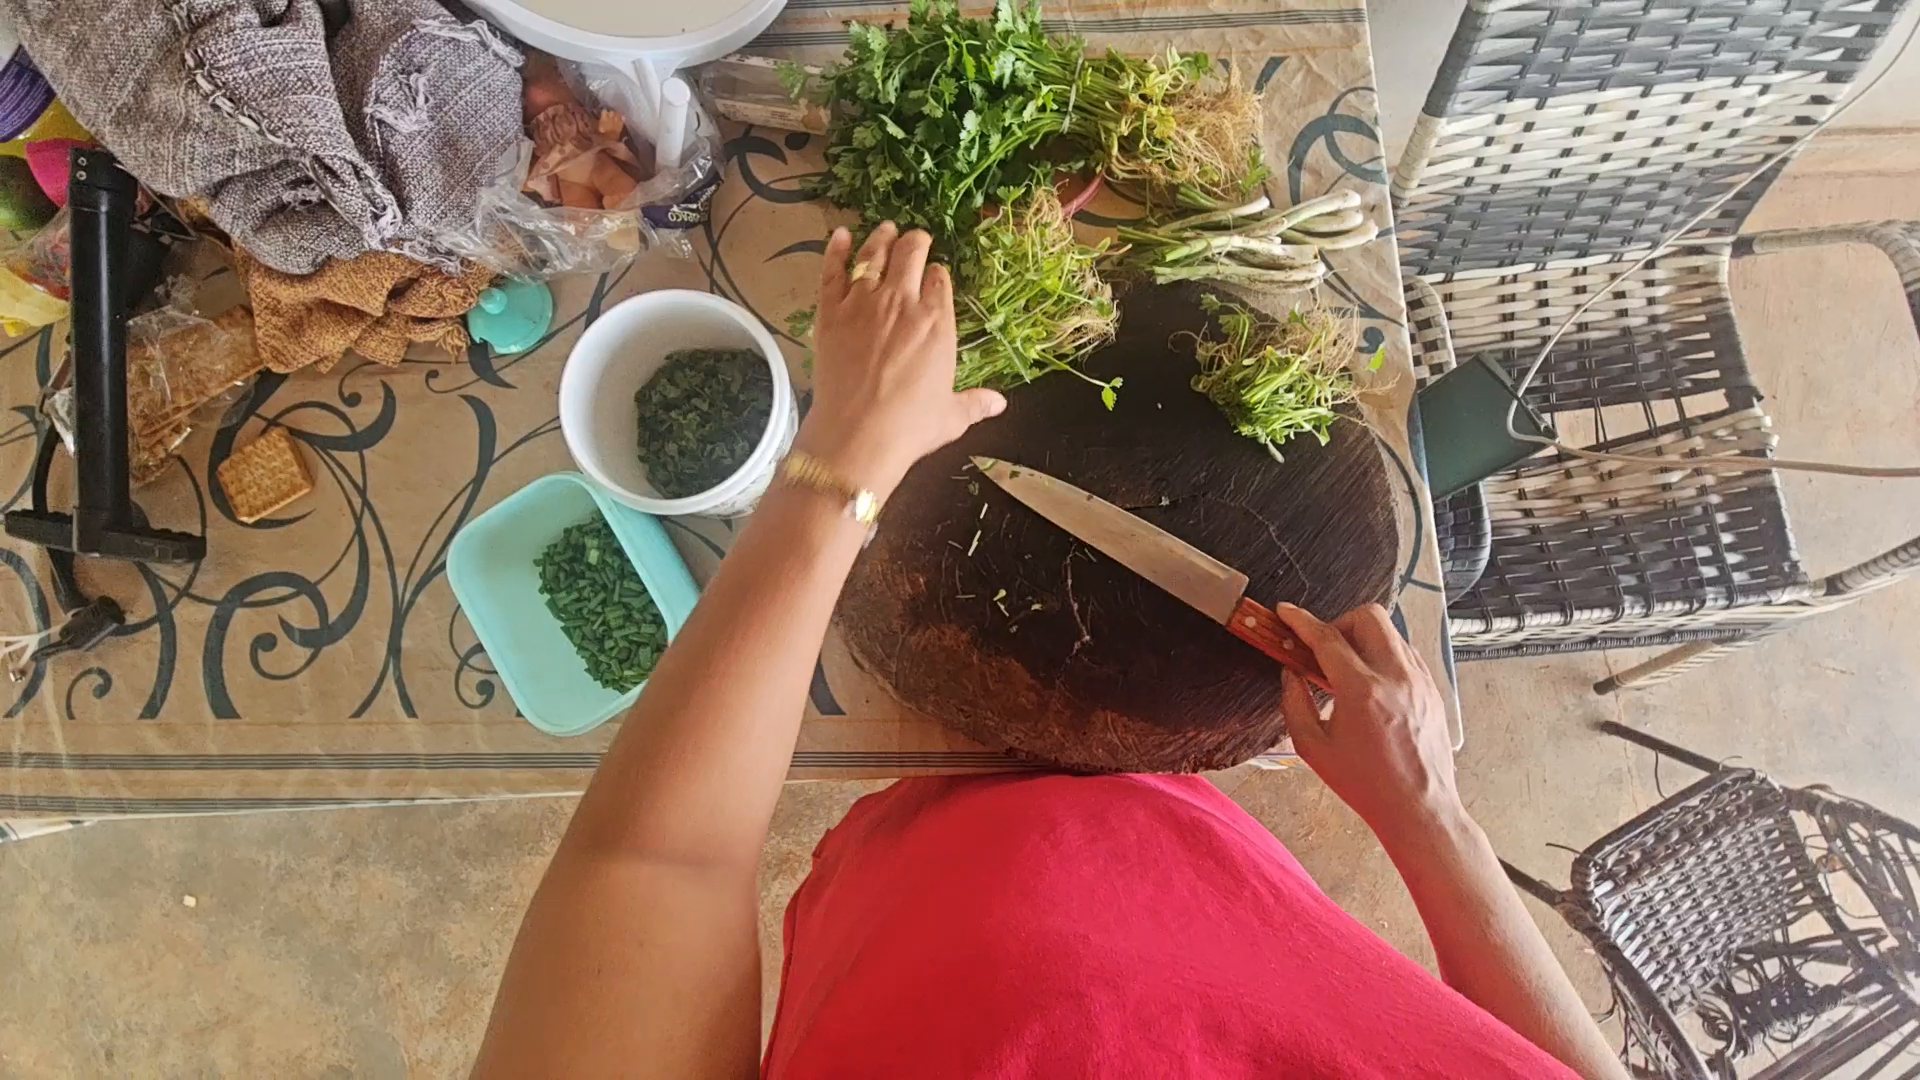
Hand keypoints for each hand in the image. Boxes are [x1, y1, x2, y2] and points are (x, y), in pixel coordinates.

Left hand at [795, 223, 1006, 497]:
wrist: (858, 435)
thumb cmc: (910, 427)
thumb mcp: (951, 417)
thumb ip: (975, 404)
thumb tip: (999, 403)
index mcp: (936, 322)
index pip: (939, 281)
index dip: (937, 275)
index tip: (936, 276)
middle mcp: (902, 302)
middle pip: (910, 255)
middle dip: (916, 243)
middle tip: (917, 239)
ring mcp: (863, 303)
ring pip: (873, 255)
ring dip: (882, 238)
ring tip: (886, 229)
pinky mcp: (831, 312)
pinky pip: (833, 271)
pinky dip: (837, 250)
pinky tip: (841, 236)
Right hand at [1273, 603, 1463, 843]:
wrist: (1419, 809)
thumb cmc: (1363, 782)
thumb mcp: (1311, 746)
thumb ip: (1294, 701)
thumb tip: (1289, 671)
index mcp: (1362, 691)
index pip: (1327, 638)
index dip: (1300, 620)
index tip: (1285, 612)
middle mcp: (1396, 678)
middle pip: (1369, 617)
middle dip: (1339, 622)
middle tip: (1323, 647)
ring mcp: (1420, 681)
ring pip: (1390, 631)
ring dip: (1362, 637)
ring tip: (1345, 668)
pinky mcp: (1433, 690)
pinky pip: (1404, 652)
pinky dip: (1382, 654)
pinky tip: (1368, 681)